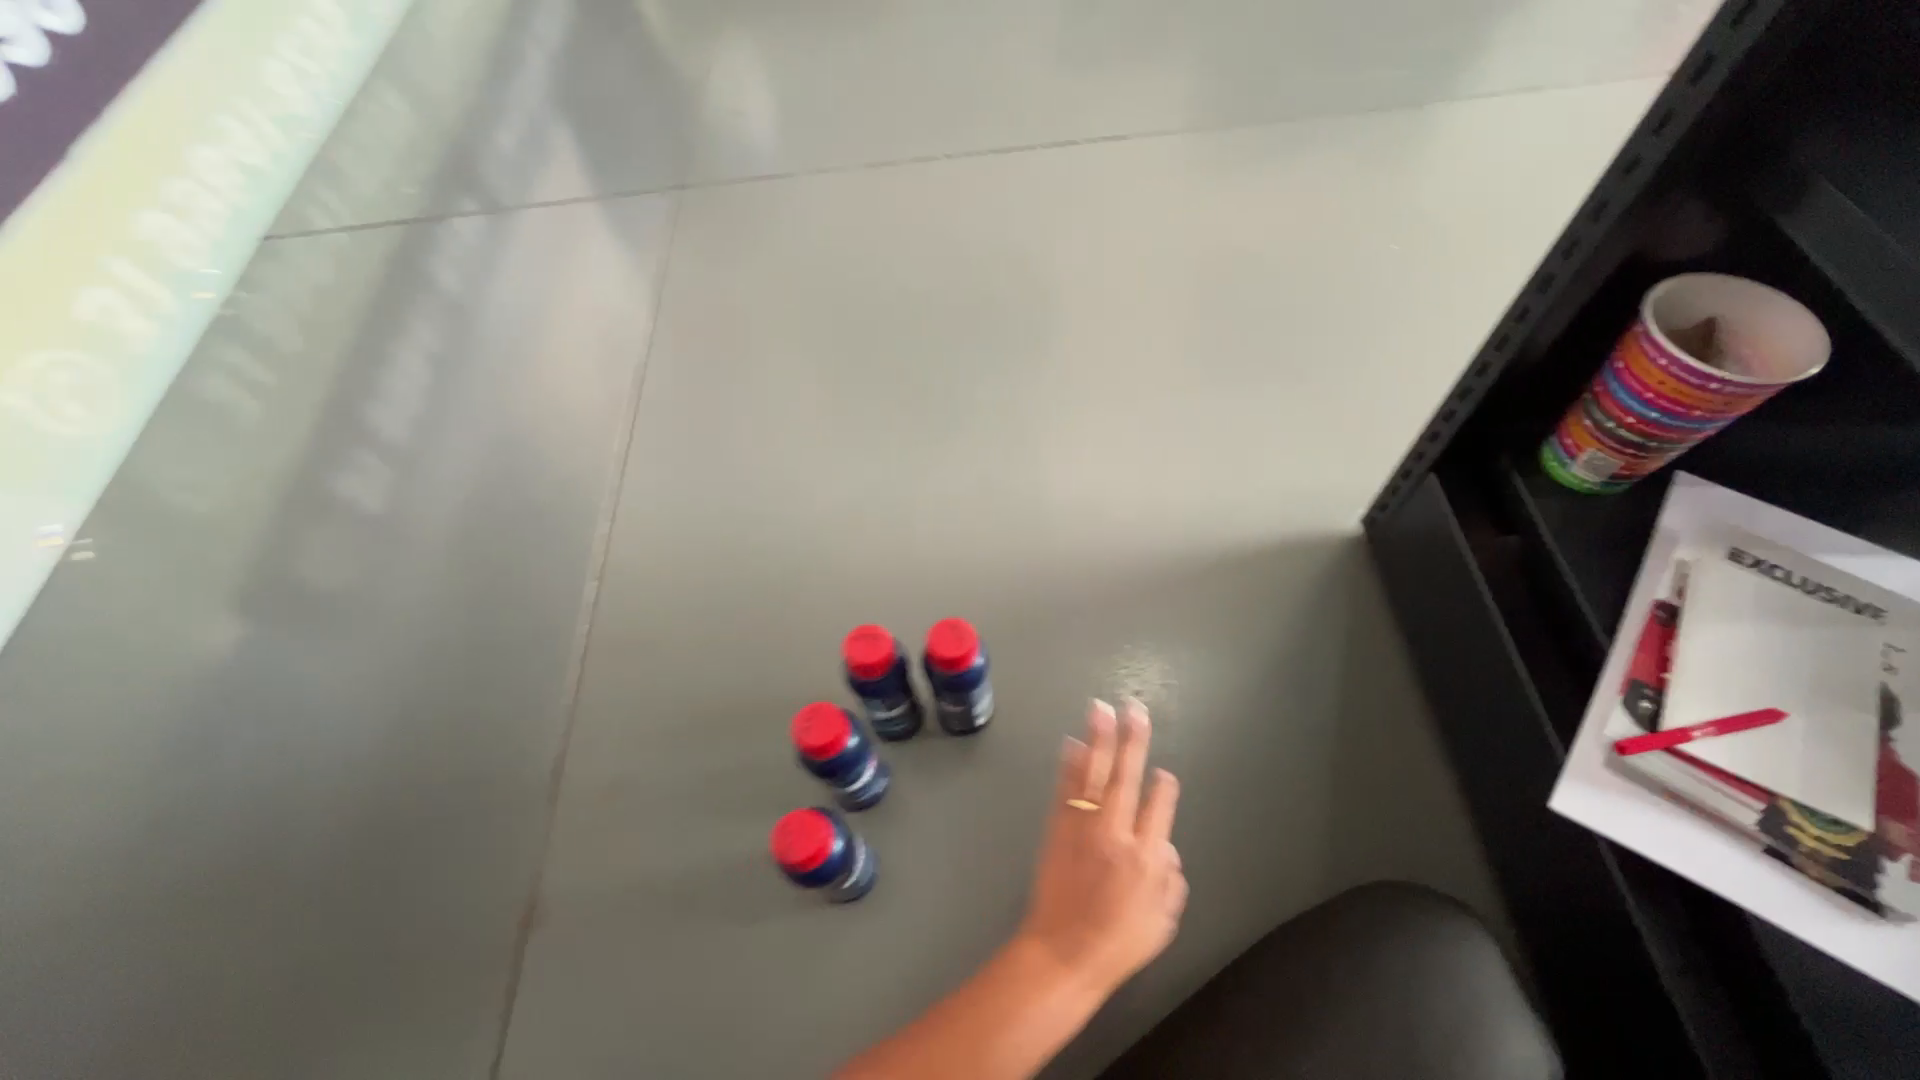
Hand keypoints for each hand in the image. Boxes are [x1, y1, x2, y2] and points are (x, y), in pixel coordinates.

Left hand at [1014, 699, 1185, 996]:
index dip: (1163, 787)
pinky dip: (1070, 764)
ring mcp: (1084, 828)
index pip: (1160, 807)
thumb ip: (1171, 882)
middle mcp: (1117, 834)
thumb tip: (1165, 848)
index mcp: (1148, 857)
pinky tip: (1074, 743)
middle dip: (1132, 740)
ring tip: (1101, 709)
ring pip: (1095, 774)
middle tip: (1134, 709)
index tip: (1163, 773)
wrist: (1062, 954)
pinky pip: (1066, 789)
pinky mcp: (1057, 829)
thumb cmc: (1116, 945)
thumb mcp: (1162, 923)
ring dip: (1099, 739)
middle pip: (1127, 777)